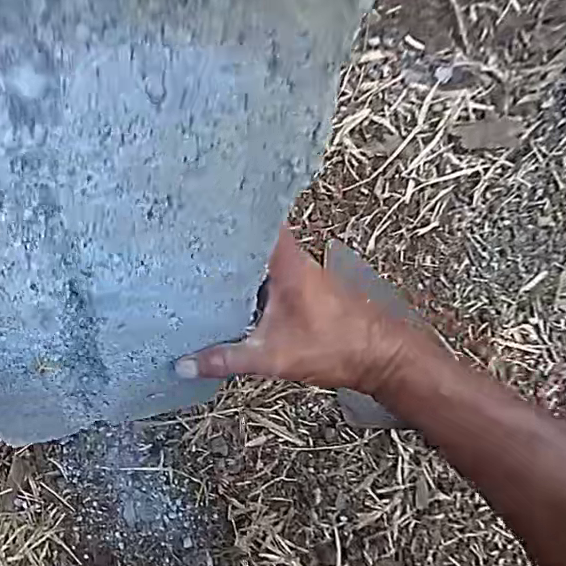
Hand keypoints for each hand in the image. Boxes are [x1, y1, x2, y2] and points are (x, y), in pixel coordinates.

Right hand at [174, 227, 441, 392]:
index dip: (232, 208)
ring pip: (259, 258)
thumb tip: (184, 365)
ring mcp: (298, 276)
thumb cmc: (338, 347)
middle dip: (224, 235)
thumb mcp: (273, 356)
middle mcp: (294, 262)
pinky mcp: (300, 293)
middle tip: (188, 232)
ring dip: (235, 259)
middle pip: (254, 237)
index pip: (259, 219)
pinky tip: (225, 293)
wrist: (381, 358)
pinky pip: (266, 277)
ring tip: (197, 258)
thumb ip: (227, 359)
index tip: (203, 201)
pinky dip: (246, 281)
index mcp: (288, 263)